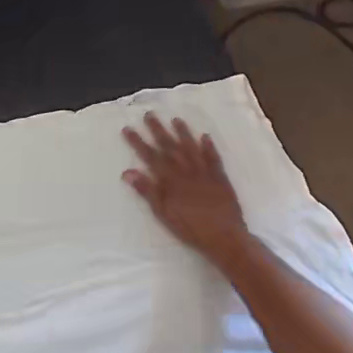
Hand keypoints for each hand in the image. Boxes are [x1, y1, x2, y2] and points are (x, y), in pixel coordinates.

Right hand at [123, 112, 250, 261]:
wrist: (224, 237)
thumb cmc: (189, 228)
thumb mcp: (163, 213)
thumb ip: (147, 191)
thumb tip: (128, 172)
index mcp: (170, 180)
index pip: (150, 156)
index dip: (138, 142)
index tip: (128, 128)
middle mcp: (187, 171)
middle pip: (170, 147)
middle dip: (158, 130)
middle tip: (149, 115)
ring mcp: (205, 172)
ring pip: (192, 148)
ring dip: (183, 133)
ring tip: (176, 119)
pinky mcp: (221, 178)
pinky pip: (214, 158)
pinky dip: (209, 147)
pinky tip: (205, 137)